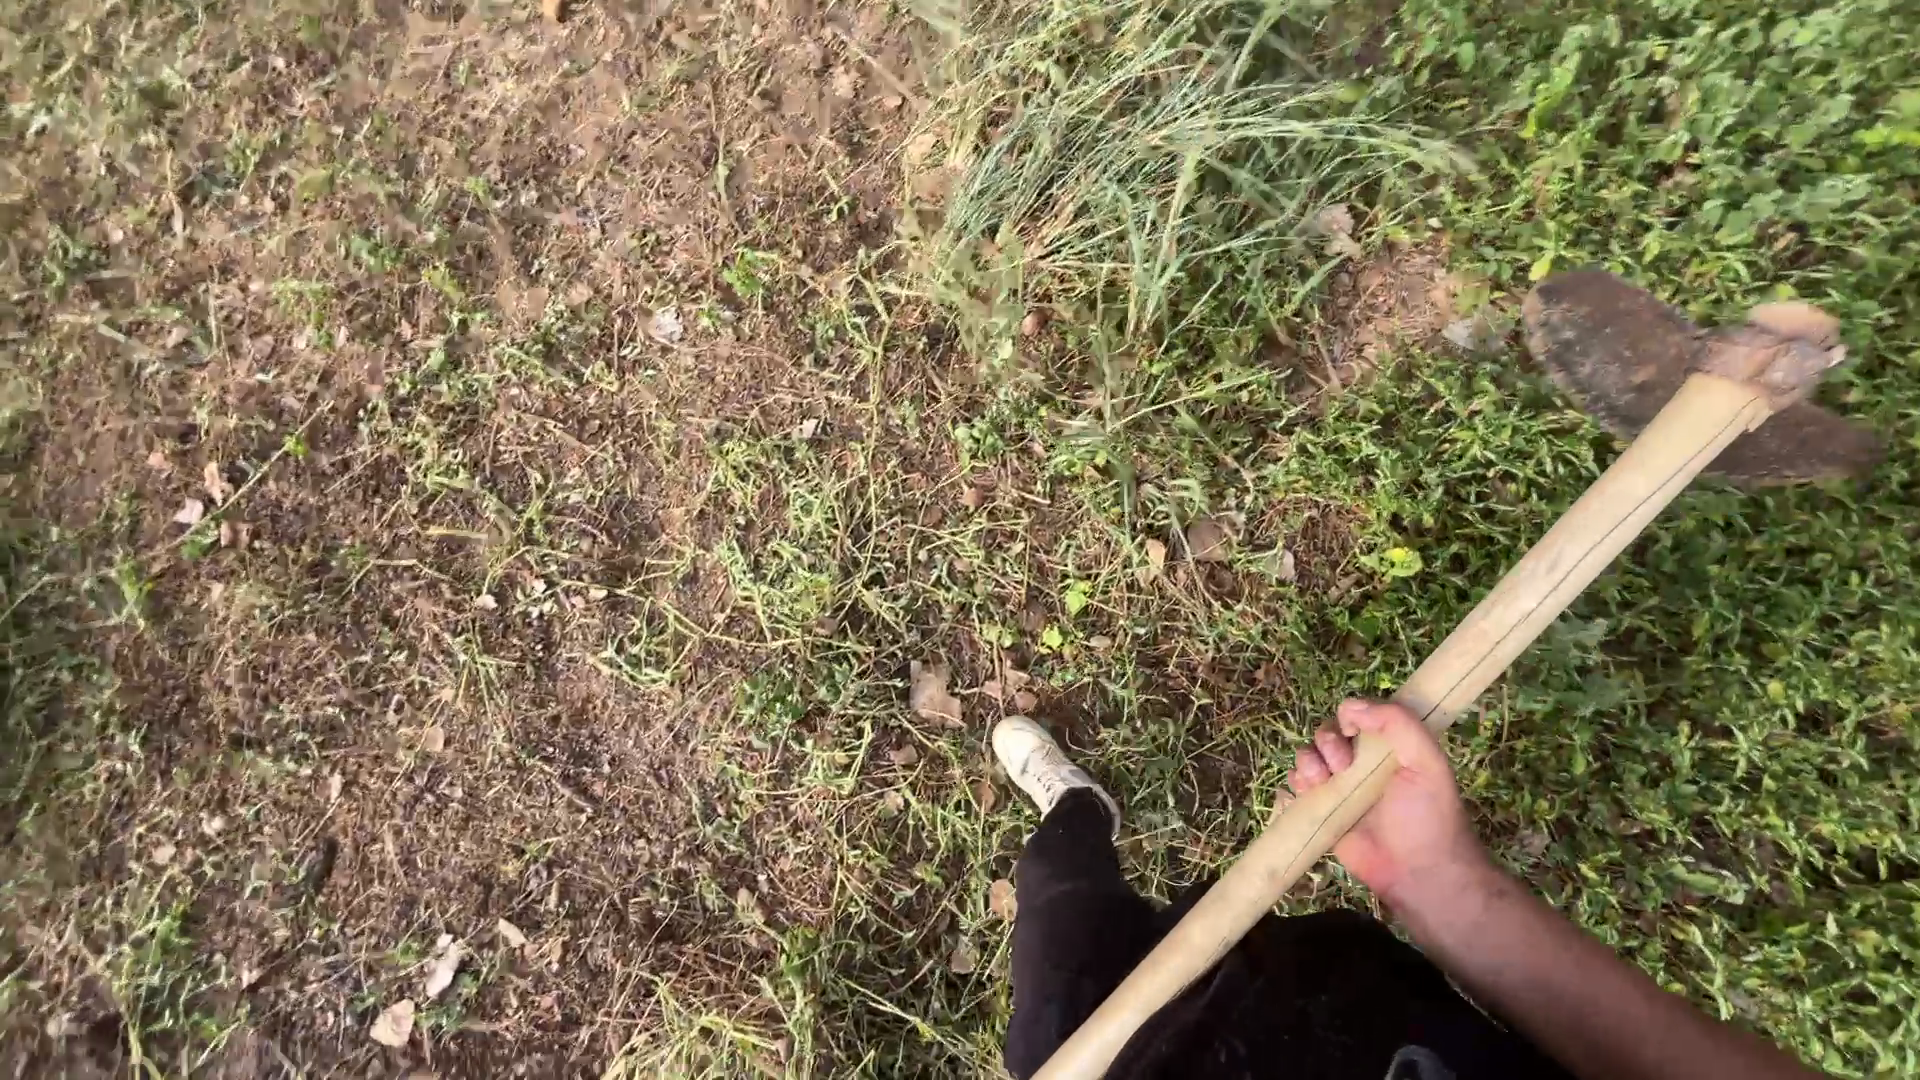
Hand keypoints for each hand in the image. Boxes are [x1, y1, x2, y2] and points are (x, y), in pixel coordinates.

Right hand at [1286, 699, 1492, 911]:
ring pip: (1305, 760)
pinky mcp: (1321, 814)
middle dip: (1326, 745)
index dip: (1347, 718)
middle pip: (1324, 736)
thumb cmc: (1427, 815)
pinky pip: (1293, 792)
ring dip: (1306, 765)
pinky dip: (1290, 790)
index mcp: (1384, 748)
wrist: (1418, 872)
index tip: (1352, 730)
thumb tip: (1349, 706)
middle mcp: (1358, 765)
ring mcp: (1337, 790)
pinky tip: (1302, 796)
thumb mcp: (1427, 762)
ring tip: (1319, 783)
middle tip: (1342, 768)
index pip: (1353, 717)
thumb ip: (1398, 723)